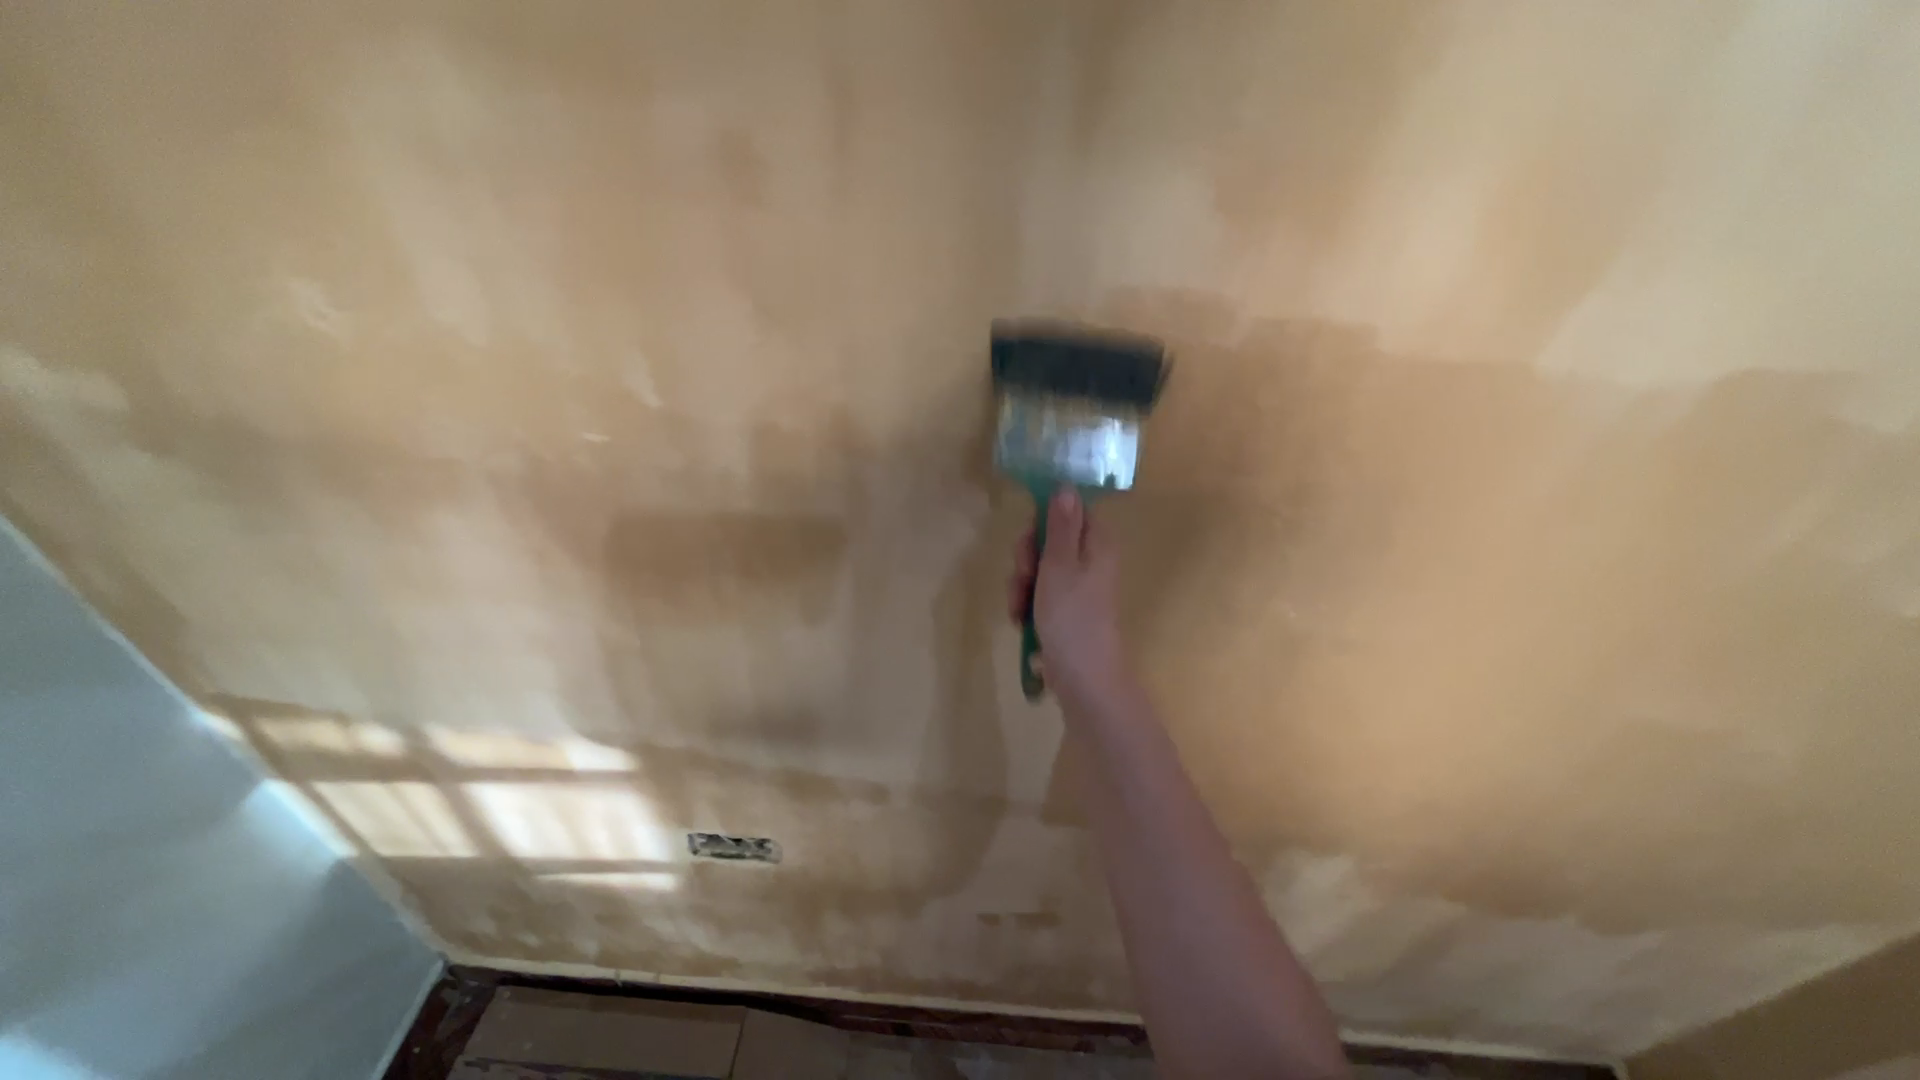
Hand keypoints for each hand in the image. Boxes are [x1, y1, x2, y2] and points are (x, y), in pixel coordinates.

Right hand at [1008, 489, 1126, 698]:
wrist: (1083, 678)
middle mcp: (1090, 561)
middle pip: (1049, 541)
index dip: (1044, 521)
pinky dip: (1027, 605)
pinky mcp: (1065, 612)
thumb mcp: (1060, 564)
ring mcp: (1078, 589)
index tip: (1031, 539)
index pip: (1069, 512)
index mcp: (1097, 544)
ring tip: (1019, 609)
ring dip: (1021, 585)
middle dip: (1026, 558)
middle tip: (1024, 576)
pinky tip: (1021, 622)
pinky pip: (1038, 595)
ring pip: (1038, 569)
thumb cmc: (1072, 617)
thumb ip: (1061, 525)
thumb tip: (1066, 486)